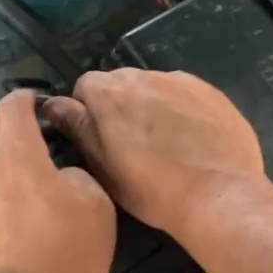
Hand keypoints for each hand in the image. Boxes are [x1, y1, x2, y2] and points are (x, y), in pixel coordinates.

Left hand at [0, 90, 116, 272]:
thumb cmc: (68, 259)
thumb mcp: (97, 208)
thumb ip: (77, 173)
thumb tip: (59, 170)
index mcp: (18, 159)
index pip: (12, 108)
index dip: (27, 98)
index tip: (40, 104)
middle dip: (8, 121)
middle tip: (31, 134)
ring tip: (10, 161)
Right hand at [41, 69, 266, 236]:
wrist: (219, 196)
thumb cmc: (152, 188)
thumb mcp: (103, 166)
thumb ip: (77, 127)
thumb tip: (52, 103)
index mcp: (110, 93)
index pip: (85, 86)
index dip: (88, 112)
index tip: (98, 140)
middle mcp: (143, 76)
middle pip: (120, 83)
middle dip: (120, 106)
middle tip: (130, 145)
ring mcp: (181, 81)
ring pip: (154, 87)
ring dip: (151, 106)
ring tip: (164, 144)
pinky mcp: (211, 92)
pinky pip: (184, 94)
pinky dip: (181, 109)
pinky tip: (191, 139)